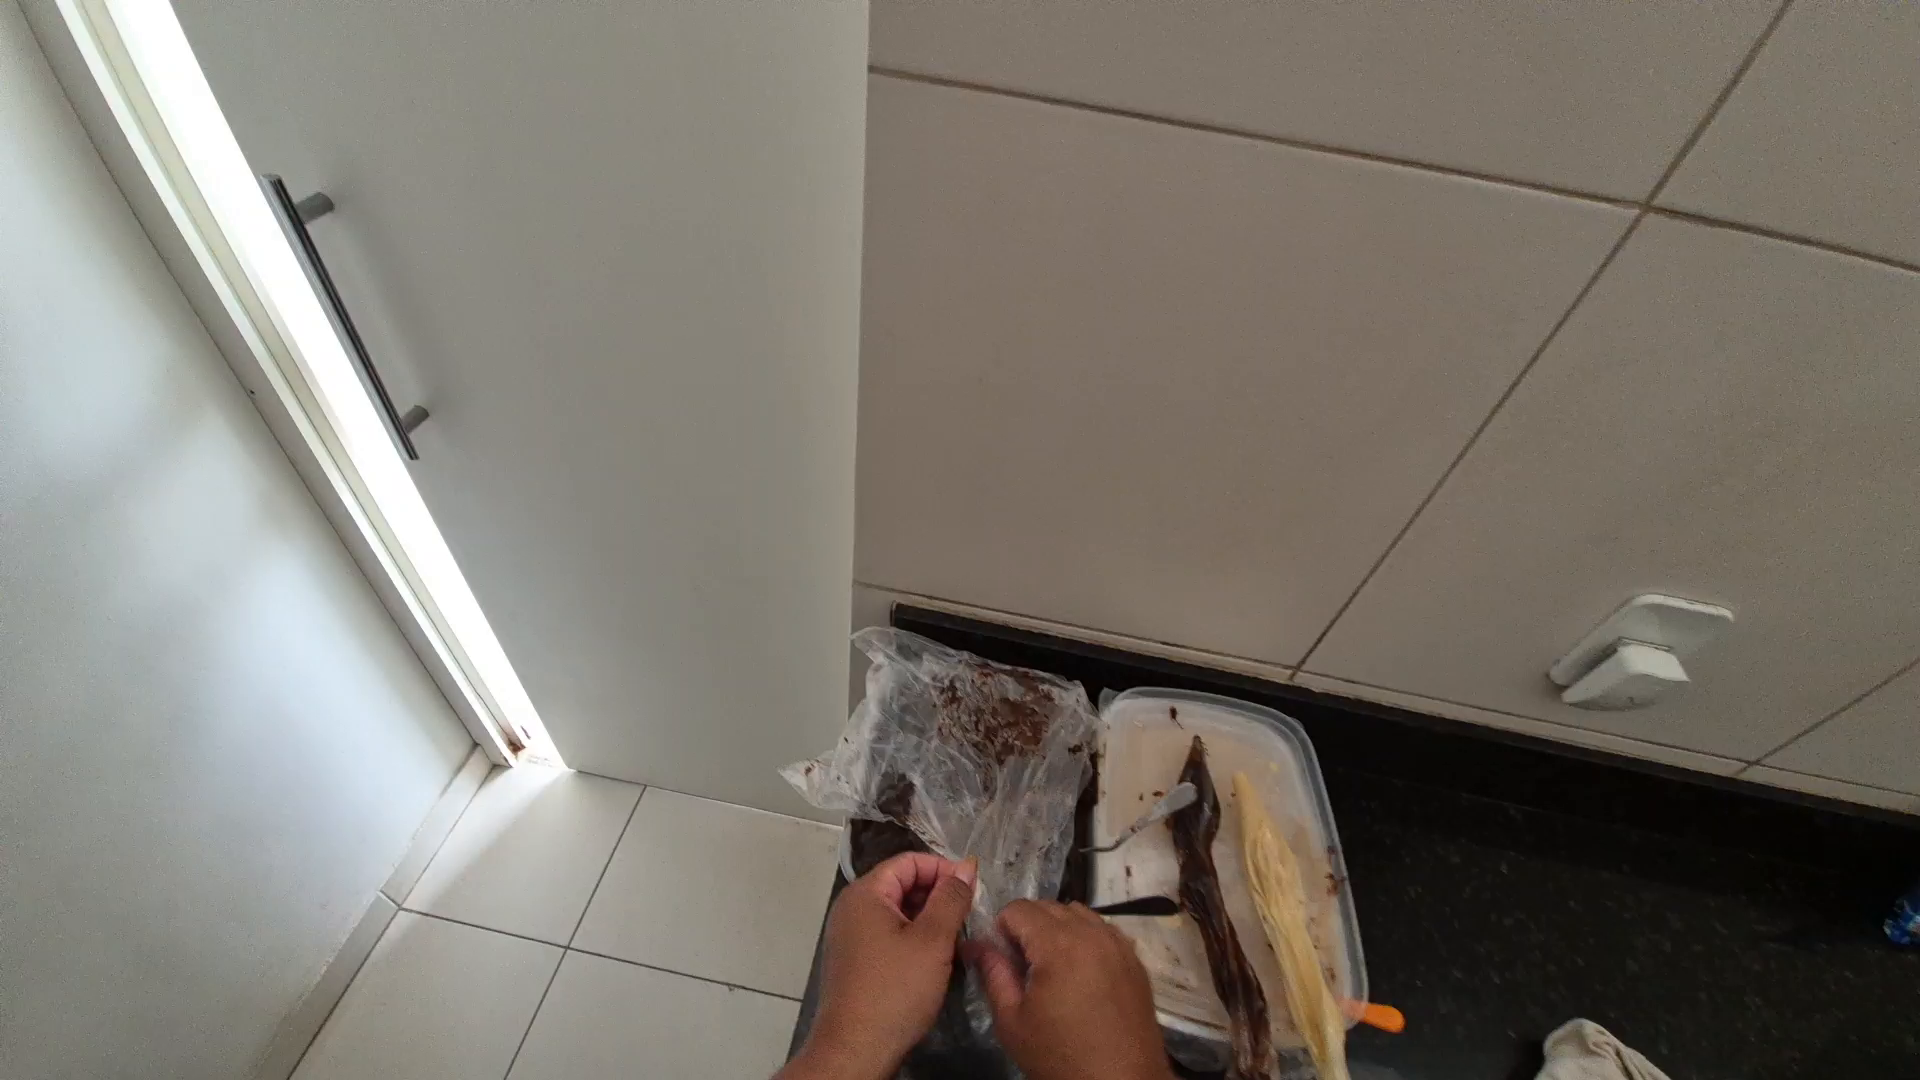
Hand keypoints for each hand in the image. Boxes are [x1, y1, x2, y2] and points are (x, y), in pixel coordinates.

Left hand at [785, 852, 977, 1079]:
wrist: (853, 1054)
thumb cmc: (894, 991)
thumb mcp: (932, 941)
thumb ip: (951, 899)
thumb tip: (967, 866)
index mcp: (865, 893)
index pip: (909, 862)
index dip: (943, 869)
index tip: (972, 888)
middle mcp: (852, 907)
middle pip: (902, 884)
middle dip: (937, 895)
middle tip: (967, 915)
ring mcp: (850, 935)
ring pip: (898, 912)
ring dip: (928, 919)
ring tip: (956, 938)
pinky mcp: (855, 961)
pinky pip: (888, 934)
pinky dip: (913, 938)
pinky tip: (935, 959)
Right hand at [966, 900, 1173, 1079]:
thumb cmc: (1061, 1058)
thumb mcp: (1014, 1022)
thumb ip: (993, 974)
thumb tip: (974, 944)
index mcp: (1058, 943)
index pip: (1018, 909)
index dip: (1002, 929)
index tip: (1002, 958)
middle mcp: (1090, 931)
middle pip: (1047, 906)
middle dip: (1028, 926)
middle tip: (1024, 965)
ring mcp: (1116, 942)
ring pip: (1076, 912)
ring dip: (1058, 927)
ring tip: (1053, 966)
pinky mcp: (1134, 958)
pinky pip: (1102, 928)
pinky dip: (1086, 936)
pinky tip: (1082, 970)